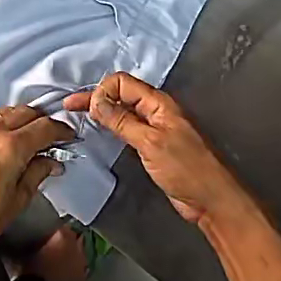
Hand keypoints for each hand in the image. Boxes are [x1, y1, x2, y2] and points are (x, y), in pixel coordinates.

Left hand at [0, 105, 71, 261]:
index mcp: (11, 147)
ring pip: (8, 112)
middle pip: (27, 112)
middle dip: (43, 121)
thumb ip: (38, 173)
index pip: (45, 127)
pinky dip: (4, 124)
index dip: (61, 131)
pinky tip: (7, 139)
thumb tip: (51, 162)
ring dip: (23, 119)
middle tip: (53, 136)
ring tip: (31, 136)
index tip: (68, 137)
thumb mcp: (19, 199)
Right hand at [63, 73, 248, 226]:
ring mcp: (155, 127)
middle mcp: (156, 111)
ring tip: (79, 117)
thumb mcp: (150, 142)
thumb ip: (122, 121)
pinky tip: (100, 131)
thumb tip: (97, 101)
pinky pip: (128, 127)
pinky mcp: (153, 144)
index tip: (84, 107)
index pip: (123, 83)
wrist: (210, 198)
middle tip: (69, 107)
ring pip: (123, 110)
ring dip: (102, 111)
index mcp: (159, 103)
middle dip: (96, 98)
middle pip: (121, 94)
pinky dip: (111, 126)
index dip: (101, 91)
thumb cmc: (187, 169)